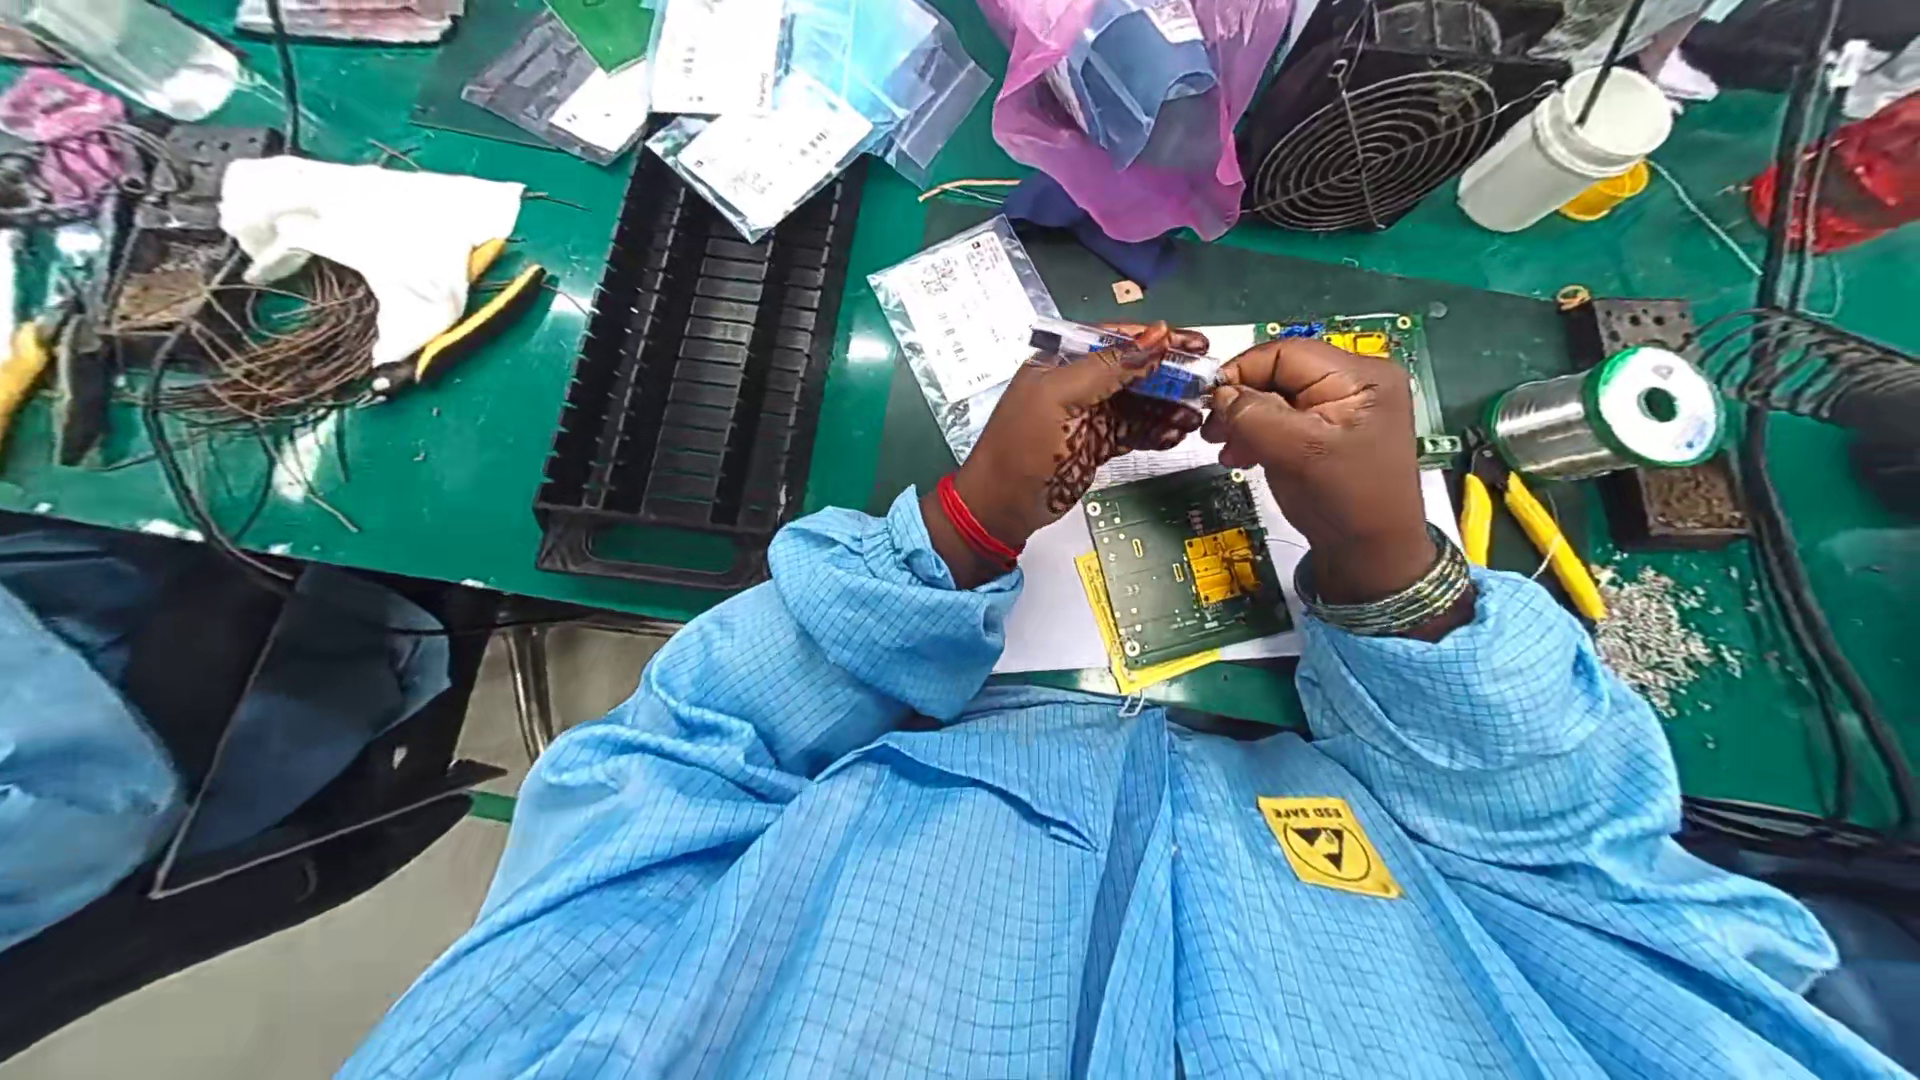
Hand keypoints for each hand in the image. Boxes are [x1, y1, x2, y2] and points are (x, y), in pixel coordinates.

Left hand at [925, 322, 1205, 586]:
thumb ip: (1107, 367)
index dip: (1155, 341)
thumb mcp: (1059, 398)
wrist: (1000, 507)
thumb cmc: (1019, 448)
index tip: (1193, 345)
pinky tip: (1173, 433)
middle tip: (1204, 382)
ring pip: (1137, 403)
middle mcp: (1075, 384)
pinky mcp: (1095, 444)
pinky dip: (1153, 431)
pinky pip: (1132, 430)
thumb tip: (1156, 336)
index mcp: (1059, 362)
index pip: (1115, 341)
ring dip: (1166, 407)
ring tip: (1193, 415)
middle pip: (1132, 371)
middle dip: (1168, 377)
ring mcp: (1087, 415)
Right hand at [1201, 338, 1436, 605]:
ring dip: (1242, 420)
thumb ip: (1254, 415)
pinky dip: (1254, 434)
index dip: (1240, 372)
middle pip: (1276, 373)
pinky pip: (1277, 418)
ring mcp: (1336, 407)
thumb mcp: (1298, 452)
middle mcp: (1351, 382)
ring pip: (1271, 397)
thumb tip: (1219, 394)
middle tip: (1213, 431)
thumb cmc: (1346, 500)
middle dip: (1239, 401)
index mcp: (1360, 376)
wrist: (1369, 551)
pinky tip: (1241, 454)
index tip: (1209, 402)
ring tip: (1227, 448)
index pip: (1284, 353)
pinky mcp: (1321, 429)